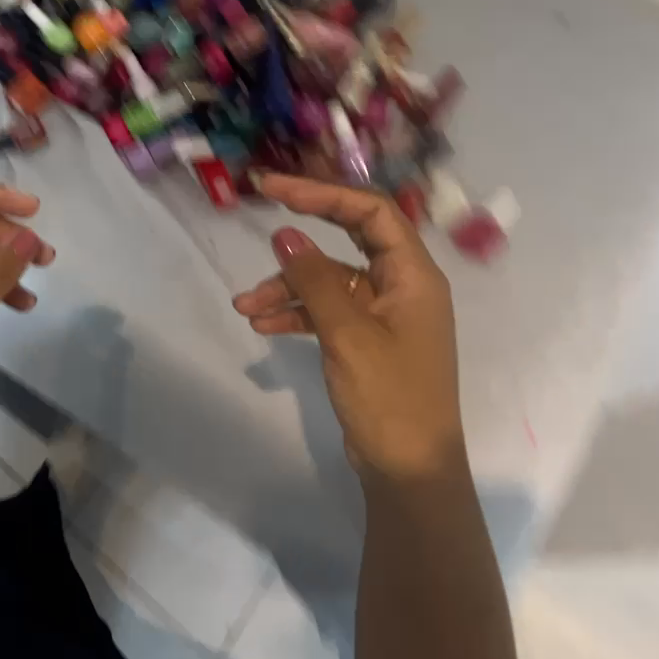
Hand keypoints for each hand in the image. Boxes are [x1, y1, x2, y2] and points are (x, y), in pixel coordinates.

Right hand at [231, 174, 465, 482]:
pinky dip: (294, 313)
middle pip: (349, 236)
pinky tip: (262, 326)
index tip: (273, 189)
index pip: (371, 212)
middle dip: (303, 226)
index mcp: (413, 276)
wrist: (408, 469)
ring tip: (245, 307)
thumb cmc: (390, 396)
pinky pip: (324, 310)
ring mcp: (382, 313)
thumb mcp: (347, 334)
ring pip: (328, 279)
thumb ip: (315, 280)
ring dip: (286, 287)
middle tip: (259, 208)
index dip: (322, 193)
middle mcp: (400, 285)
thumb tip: (283, 234)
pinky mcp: (363, 338)